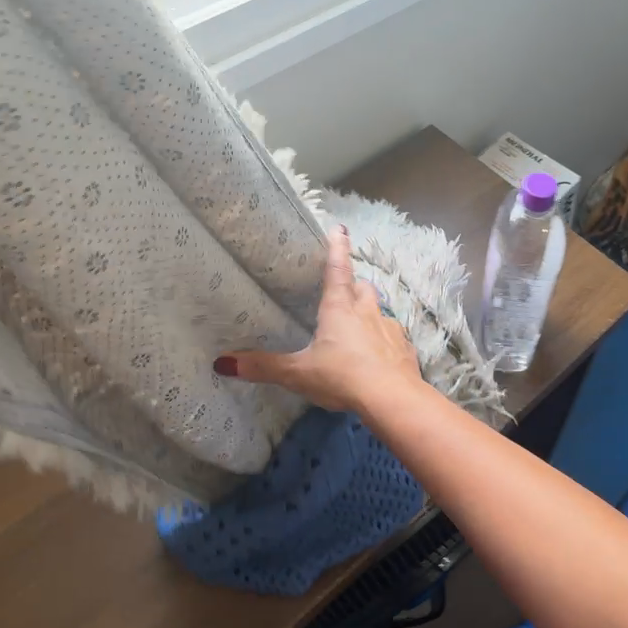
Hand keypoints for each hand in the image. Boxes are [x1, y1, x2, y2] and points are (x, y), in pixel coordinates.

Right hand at [214, 225, 426, 415]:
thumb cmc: (342, 376)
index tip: (340, 229)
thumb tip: (222, 362)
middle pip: (362, 288)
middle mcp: (367, 311)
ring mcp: (390, 329)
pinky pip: (393, 338)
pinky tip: (378, 355)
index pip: (337, 269)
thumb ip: (264, 366)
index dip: (337, 248)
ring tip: (359, 324)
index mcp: (339, 308)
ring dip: (369, 312)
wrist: (393, 398)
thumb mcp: (298, 373)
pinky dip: (384, 341)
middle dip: (353, 284)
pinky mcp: (405, 350)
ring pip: (379, 310)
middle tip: (344, 289)